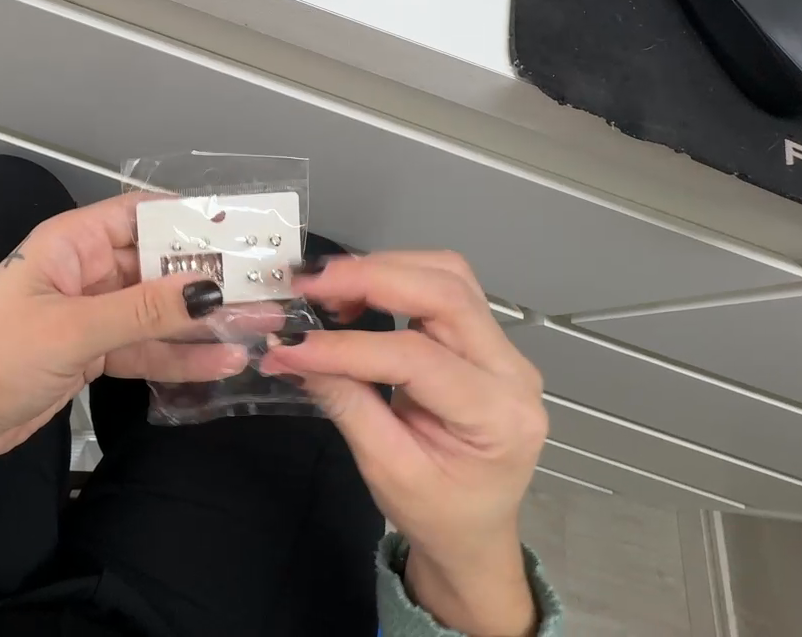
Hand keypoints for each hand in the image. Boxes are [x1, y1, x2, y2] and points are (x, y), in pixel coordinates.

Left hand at [0, 193, 243, 472]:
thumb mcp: (71, 331)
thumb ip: (143, 313)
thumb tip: (211, 290)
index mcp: (70, 242)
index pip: (141, 215)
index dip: (192, 220)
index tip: (246, 233)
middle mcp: (85, 270)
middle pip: (157, 265)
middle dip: (209, 280)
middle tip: (267, 292)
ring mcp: (90, 313)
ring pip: (157, 311)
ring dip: (202, 323)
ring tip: (261, 330)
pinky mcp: (91, 353)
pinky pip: (144, 347)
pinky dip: (178, 357)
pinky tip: (222, 365)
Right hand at [260, 252, 546, 636]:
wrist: (474, 532)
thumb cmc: (434, 511)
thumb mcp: (384, 468)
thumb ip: (343, 401)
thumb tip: (290, 350)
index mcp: (497, 417)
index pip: (415, 357)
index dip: (346, 345)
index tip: (290, 344)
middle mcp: (512, 371)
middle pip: (446, 291)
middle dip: (369, 277)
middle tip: (308, 285)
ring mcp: (503, 348)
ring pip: (446, 274)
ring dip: (381, 269)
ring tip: (328, 288)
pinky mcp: (482, 337)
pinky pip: (441, 284)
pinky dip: (392, 275)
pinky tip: (355, 293)